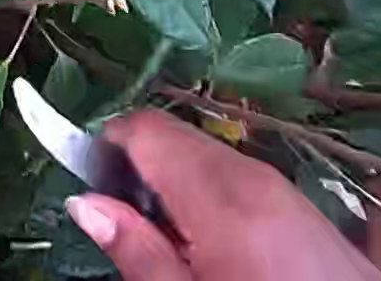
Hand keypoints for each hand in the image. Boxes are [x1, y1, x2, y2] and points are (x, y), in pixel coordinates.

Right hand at [66, 110, 380, 280]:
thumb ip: (137, 252)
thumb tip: (82, 202)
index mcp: (221, 197)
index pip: (144, 127)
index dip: (107, 144)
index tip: (93, 186)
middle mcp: (249, 173)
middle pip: (171, 135)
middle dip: (137, 165)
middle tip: (130, 225)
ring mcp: (279, 185)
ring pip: (200, 153)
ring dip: (170, 180)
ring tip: (171, 245)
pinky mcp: (298, 204)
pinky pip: (232, 174)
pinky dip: (205, 192)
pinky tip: (213, 248)